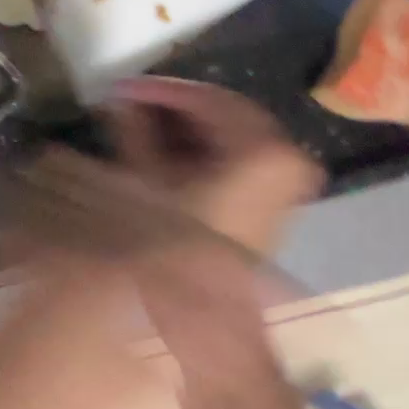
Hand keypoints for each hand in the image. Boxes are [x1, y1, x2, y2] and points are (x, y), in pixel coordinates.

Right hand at [105, 77, 323, 256]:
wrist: (202, 319)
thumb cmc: (173, 247)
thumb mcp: (144, 184)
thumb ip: (135, 135)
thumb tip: (122, 102)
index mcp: (262, 150)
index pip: (211, 99)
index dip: (163, 91)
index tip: (125, 89)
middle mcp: (286, 160)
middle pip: (227, 117)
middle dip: (177, 111)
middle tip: (133, 107)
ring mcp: (284, 187)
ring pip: (231, 141)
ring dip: (188, 134)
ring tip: (143, 133)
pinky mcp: (272, 210)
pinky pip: (238, 166)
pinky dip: (204, 157)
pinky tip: (166, 162)